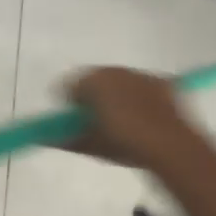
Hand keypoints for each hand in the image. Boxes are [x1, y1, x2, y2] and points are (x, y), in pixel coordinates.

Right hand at [65, 66, 198, 169]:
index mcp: (91, 80)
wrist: (171, 146)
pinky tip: (147, 116)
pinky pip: (144, 86)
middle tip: (100, 123)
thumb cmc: (124, 143)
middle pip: (96, 81)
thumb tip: (44, 138)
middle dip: (95, 98)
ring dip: (118, 95)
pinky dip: (142, 96)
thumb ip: (65, 138)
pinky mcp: (162, 81)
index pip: (70, 87)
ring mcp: (140, 73)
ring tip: (126, 121)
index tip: (75, 122)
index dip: (70, 105)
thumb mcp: (90, 144)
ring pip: (121, 82)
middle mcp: (113, 70)